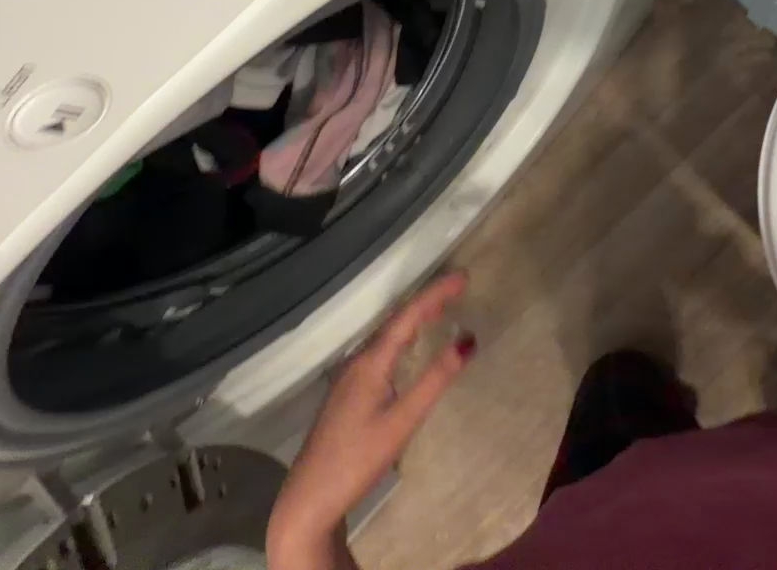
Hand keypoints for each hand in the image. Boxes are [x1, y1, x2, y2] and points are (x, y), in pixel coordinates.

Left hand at [268, 272, 474, 550]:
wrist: (309, 499)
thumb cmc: (357, 459)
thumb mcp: (402, 421)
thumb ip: (435, 380)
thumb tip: (467, 340)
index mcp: (370, 362)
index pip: (408, 316)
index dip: (436, 293)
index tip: (463, 277)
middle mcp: (357, 360)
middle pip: (396, 320)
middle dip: (427, 300)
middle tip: (458, 287)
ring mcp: (348, 376)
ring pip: (386, 334)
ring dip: (414, 317)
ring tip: (440, 307)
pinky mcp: (347, 392)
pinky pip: (380, 349)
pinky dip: (401, 336)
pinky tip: (409, 345)